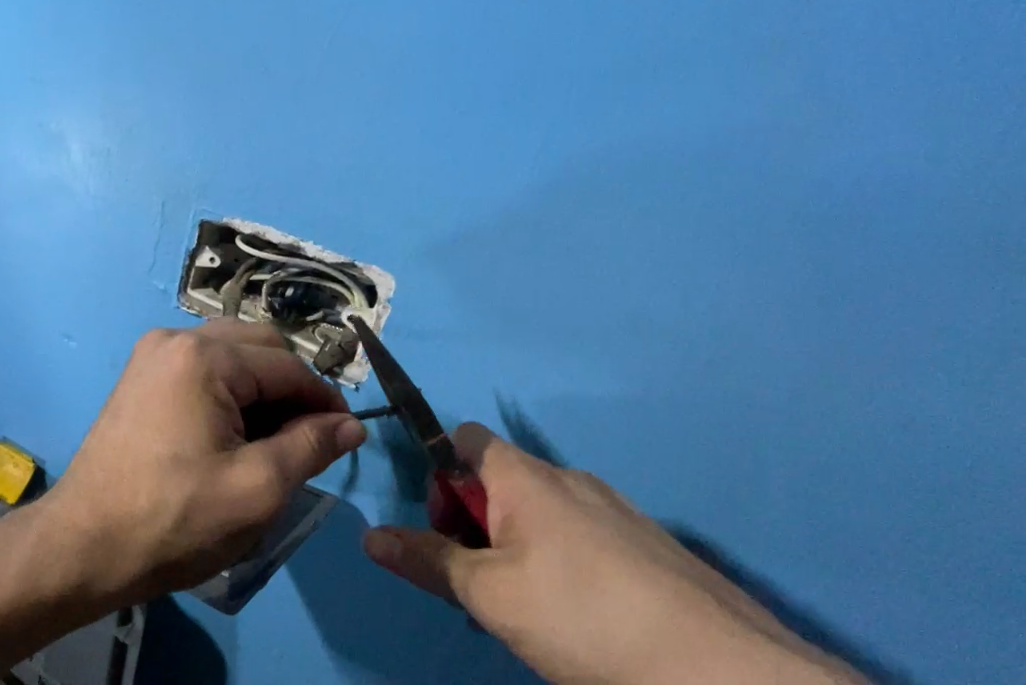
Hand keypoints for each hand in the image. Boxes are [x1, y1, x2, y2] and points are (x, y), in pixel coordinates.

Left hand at [37, 319, 366, 607]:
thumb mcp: (257, 489)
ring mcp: (151, 355)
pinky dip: (230, 392)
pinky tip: (237, 435)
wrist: (86, 543)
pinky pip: (202, 368)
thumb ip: (310, 447)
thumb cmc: (175, 518)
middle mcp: (174, 338)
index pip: (287, 365)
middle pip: (258, 347)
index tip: (347, 437)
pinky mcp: (140, 377)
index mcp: (202, 356)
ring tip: (276, 443)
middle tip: (310, 442)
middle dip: (292, 389)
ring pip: (231, 355)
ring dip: (262, 389)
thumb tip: (351, 424)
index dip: (325, 400)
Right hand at [364, 423, 865, 684]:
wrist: (727, 673)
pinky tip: (589, 626)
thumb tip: (369, 536)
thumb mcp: (489, 596)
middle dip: (479, 527)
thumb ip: (428, 560)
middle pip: (502, 482)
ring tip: (536, 617)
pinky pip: (590, 542)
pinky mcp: (658, 550)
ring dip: (522, 552)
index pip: (463, 437)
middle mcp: (572, 479)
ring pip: (546, 517)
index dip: (441, 476)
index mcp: (525, 476)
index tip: (448, 532)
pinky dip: (570, 570)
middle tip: (486, 590)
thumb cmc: (585, 618)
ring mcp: (621, 513)